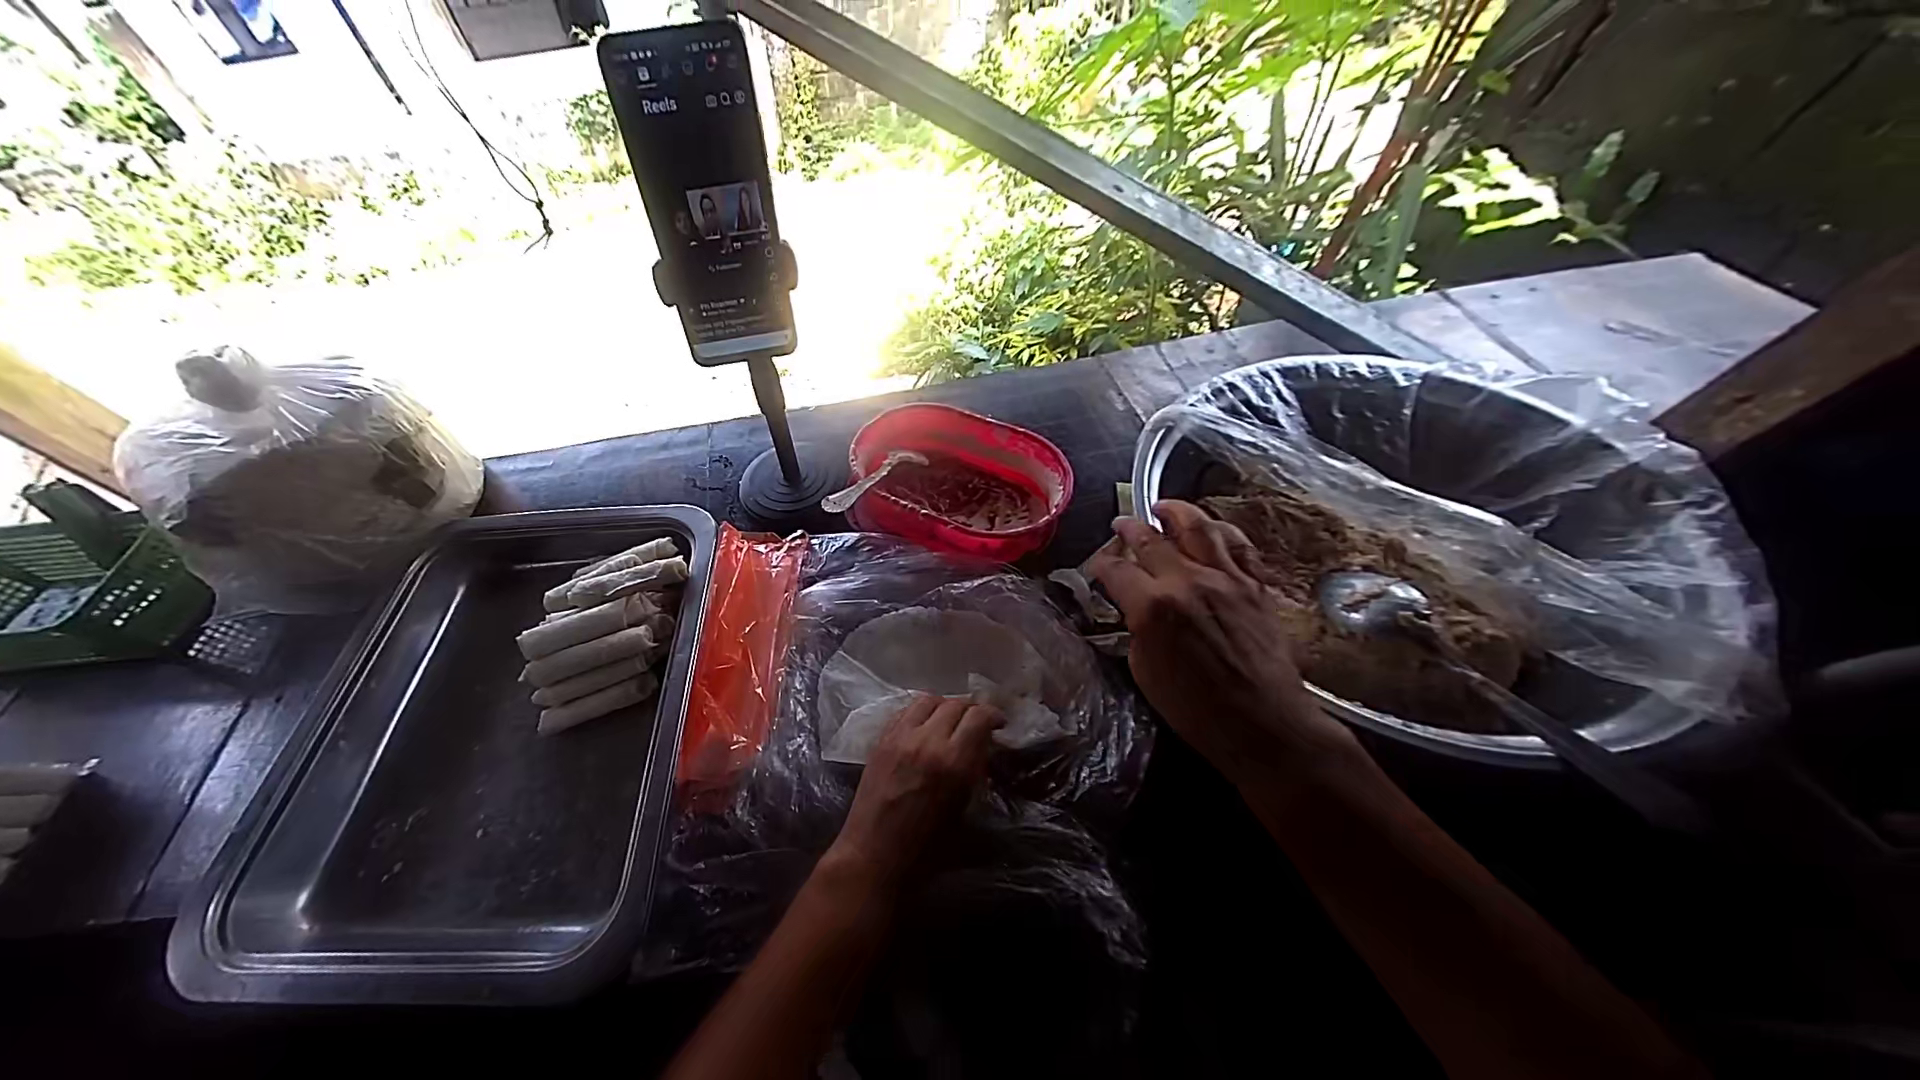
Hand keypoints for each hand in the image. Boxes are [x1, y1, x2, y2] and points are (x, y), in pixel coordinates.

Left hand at [829, 695, 1004, 881]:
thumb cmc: (926, 849)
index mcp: (954, 762)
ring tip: (950, 720)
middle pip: (956, 704)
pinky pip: (905, 711)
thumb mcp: (964, 811)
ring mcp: (901, 737)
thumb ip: (977, 772)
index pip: (979, 717)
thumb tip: (984, 747)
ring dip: (945, 705)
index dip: (993, 715)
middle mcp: (928, 741)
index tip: (998, 724)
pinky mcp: (881, 741)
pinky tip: (925, 726)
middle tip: (977, 723)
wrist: (873, 857)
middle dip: (972, 710)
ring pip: (929, 700)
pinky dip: (921, 712)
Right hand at [1088, 500, 1358, 785]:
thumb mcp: (1145, 671)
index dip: (1100, 565)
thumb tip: (1136, 608)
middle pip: (1151, 540)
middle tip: (1121, 524)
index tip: (1096, 567)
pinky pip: (1238, 545)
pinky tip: (1211, 529)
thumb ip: (1138, 628)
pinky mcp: (1255, 585)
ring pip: (1198, 528)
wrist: (1262, 723)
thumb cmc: (1195, 710)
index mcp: (1153, 607)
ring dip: (1176, 512)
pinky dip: (1221, 531)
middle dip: (1130, 529)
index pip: (1116, 571)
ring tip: (1163, 507)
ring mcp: (1226, 578)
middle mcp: (1188, 581)